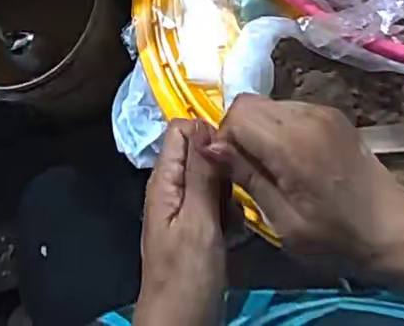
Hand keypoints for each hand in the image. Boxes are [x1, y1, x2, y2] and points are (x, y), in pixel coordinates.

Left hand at [137, 119, 226, 325]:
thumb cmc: (187, 277)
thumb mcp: (198, 222)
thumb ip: (201, 173)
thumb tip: (204, 126)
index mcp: (164, 178)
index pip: (182, 129)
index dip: (208, 134)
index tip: (232, 155)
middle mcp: (171, 188)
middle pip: (200, 154)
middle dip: (224, 168)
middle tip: (238, 194)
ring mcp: (183, 210)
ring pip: (213, 182)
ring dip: (230, 197)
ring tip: (237, 221)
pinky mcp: (197, 232)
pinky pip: (217, 208)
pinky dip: (229, 218)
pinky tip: (237, 236)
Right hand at [206, 95, 403, 279]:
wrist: (396, 229)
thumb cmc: (338, 237)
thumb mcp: (285, 223)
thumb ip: (246, 178)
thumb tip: (210, 148)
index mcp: (291, 144)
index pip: (236, 115)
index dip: (225, 138)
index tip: (231, 167)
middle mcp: (303, 116)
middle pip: (247, 103)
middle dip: (237, 129)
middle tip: (247, 164)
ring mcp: (318, 109)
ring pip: (265, 103)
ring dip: (257, 126)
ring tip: (272, 162)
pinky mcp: (328, 111)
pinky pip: (286, 107)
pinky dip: (277, 125)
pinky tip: (292, 155)